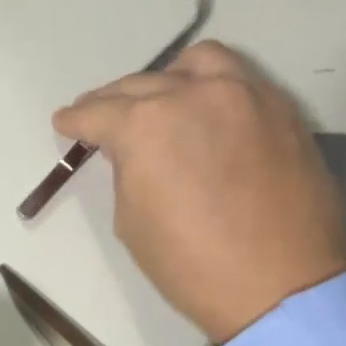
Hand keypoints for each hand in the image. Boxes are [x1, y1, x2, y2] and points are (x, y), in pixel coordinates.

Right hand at [52, 40, 345, 342]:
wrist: (276, 281)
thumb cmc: (187, 261)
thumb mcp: (131, 219)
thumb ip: (126, 170)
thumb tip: (134, 152)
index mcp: (146, 125)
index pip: (98, 113)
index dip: (75, 121)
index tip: (64, 123)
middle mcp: (194, 94)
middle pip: (141, 84)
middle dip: (113, 100)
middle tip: (99, 116)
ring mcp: (245, 95)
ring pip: (196, 64)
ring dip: (167, 79)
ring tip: (160, 101)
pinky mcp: (281, 108)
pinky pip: (238, 79)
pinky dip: (210, 89)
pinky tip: (204, 116)